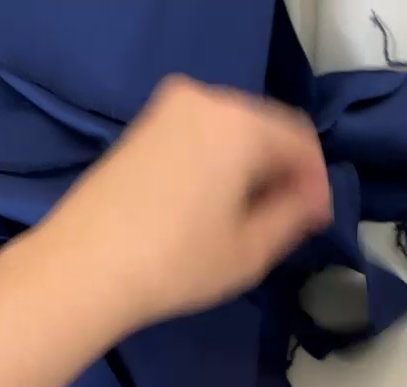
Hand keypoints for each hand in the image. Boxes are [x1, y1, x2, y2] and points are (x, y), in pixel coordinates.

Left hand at [29, 75, 332, 332]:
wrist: (86, 266)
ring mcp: (168, 110)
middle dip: (285, 172)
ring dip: (254, 169)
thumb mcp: (252, 249)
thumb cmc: (180, 262)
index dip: (318, 182)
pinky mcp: (144, 128)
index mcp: (241, 125)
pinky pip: (203, 137)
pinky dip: (222, 164)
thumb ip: (295, 216)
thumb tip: (314, 199)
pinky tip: (217, 206)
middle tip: (290, 222)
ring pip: (234, 133)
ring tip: (253, 219)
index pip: (301, 141)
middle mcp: (206, 101)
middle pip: (267, 129)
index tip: (320, 222)